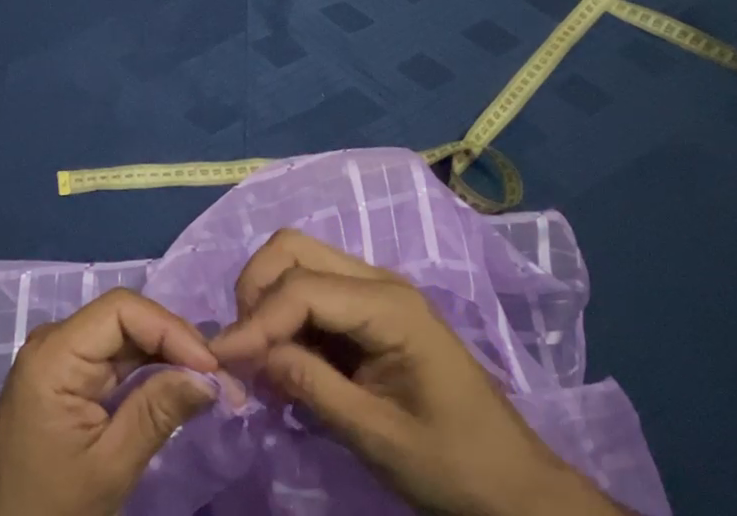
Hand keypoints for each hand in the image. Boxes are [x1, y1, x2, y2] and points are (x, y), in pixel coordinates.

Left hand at [0, 288, 218, 515]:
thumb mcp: (110, 465)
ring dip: (167, 356)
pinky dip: (148, 370)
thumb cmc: (49, 507)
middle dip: (176, 343)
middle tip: (224, 381)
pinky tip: (178, 387)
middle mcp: (53, 343)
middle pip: (124, 319)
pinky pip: (111, 360)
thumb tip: (211, 377)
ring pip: (123, 338)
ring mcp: (56, 360)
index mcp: (54, 354)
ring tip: (211, 384)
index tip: (213, 367)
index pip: (122, 309)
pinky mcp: (63, 380)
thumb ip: (158, 412)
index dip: (172, 328)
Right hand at [210, 230, 625, 515]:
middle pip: (292, 250)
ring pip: (297, 263)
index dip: (254, 322)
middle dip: (255, 290)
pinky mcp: (369, 315)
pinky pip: (311, 293)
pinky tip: (281, 362)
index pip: (301, 288)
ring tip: (256, 359)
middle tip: (241, 349)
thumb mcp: (377, 435)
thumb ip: (310, 386)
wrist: (515, 486)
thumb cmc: (454, 463)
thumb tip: (247, 355)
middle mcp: (379, 283)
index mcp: (390, 307)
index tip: (221, 363)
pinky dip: (283, 317)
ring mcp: (375, 294)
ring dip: (266, 301)